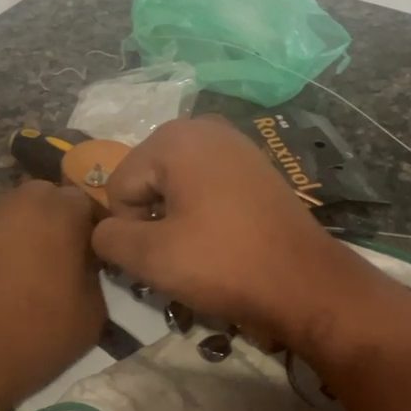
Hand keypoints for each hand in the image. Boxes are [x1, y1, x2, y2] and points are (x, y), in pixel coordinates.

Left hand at [0, 181, 105, 410]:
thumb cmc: (30, 339)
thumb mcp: (91, 315)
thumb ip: (95, 274)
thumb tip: (86, 263)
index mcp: (59, 213)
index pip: (87, 203)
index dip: (90, 231)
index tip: (88, 259)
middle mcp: (18, 201)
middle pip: (46, 200)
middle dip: (54, 224)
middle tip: (54, 264)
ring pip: (11, 213)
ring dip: (19, 233)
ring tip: (15, 276)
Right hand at [91, 118, 403, 359]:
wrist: (306, 282)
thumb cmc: (225, 263)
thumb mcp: (152, 257)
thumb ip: (109, 238)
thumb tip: (103, 231)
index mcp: (175, 137)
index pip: (120, 186)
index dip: (130, 228)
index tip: (160, 256)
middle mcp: (204, 127)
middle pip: (147, 180)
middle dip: (152, 220)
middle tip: (177, 256)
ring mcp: (234, 143)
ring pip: (175, 186)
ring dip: (176, 219)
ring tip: (199, 252)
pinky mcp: (255, 166)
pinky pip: (206, 185)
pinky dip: (202, 212)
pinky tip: (221, 241)